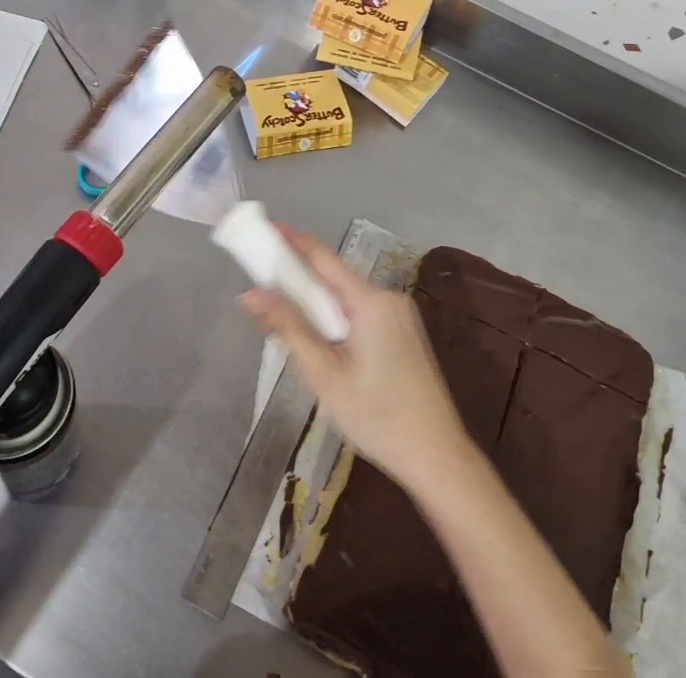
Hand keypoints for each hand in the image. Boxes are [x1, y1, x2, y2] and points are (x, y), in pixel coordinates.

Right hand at [238, 226, 473, 493]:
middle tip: (260, 281)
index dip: (292, 242)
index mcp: (371, 302)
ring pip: (346, 298)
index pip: (323, 258)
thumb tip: (250, 294)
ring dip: (314, 301)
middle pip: (334, 277)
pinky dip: (334, 317)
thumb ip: (288, 328)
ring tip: (281, 315)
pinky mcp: (404, 335)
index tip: (264, 229)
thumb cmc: (376, 416)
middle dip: (297, 276)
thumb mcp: (324, 373)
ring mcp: (400, 317)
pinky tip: (317, 338)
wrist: (436, 455)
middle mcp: (389, 299)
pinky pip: (360, 313)